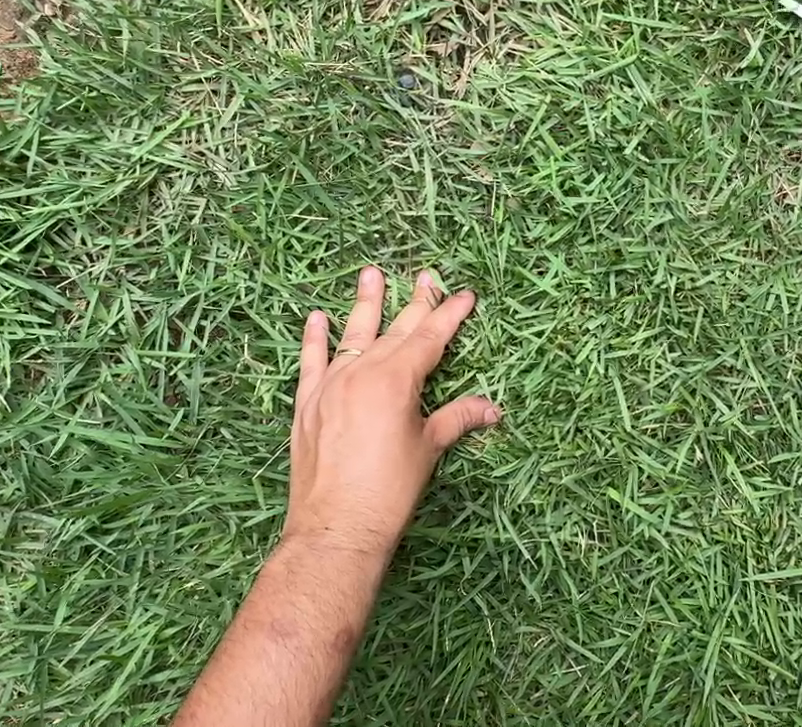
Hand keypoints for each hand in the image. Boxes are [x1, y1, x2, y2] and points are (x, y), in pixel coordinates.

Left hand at [285, 267, 498, 552]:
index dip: (450, 314)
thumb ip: (459, 418)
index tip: (465, 294)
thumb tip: (494, 409)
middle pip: (396, 329)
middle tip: (426, 275)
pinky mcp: (307, 403)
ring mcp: (331, 385)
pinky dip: (313, 339)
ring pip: (353, 335)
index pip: (431, 337)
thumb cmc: (389, 489)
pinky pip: (311, 362)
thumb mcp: (429, 447)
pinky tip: (316, 317)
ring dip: (365, 303)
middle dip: (416, 302)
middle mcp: (363, 373)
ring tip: (371, 273)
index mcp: (397, 380)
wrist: (334, 528)